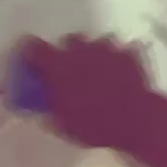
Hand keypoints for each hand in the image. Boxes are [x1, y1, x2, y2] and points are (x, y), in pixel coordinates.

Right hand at [18, 35, 166, 151]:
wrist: (136, 120)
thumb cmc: (93, 125)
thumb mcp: (61, 123)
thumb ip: (49, 105)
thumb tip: (43, 100)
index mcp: (58, 64)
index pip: (33, 45)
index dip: (31, 53)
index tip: (33, 63)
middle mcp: (80, 49)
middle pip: (68, 41)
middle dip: (68, 54)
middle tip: (72, 74)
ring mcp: (107, 48)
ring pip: (95, 43)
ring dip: (94, 55)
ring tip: (100, 75)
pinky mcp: (128, 53)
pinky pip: (120, 50)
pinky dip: (118, 60)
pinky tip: (121, 75)